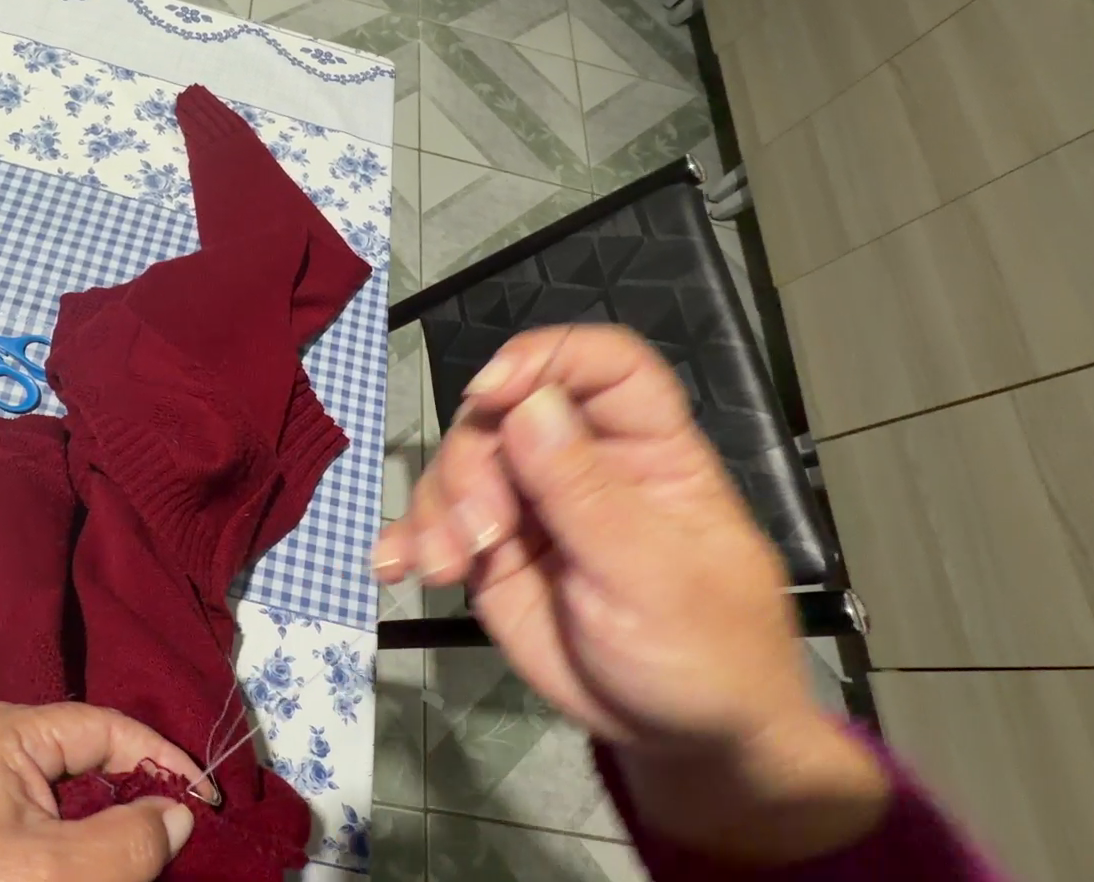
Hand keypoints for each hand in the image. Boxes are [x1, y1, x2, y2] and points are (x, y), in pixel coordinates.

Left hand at [0, 701, 204, 881]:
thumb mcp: (56, 872)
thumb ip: (129, 842)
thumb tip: (180, 814)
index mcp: (15, 730)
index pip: (110, 729)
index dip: (164, 760)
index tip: (210, 802)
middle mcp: (3, 739)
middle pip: (93, 756)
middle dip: (141, 792)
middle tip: (187, 832)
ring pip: (75, 789)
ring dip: (115, 821)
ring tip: (153, 852)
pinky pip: (51, 815)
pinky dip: (85, 838)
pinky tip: (104, 863)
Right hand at [374, 326, 887, 862]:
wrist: (673, 736)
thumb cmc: (701, 653)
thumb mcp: (652, 577)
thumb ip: (586, 493)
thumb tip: (528, 405)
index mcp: (644, 452)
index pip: (605, 368)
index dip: (546, 358)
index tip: (490, 392)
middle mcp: (577, 462)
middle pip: (503, 416)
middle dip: (472, 466)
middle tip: (476, 533)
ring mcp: (526, 503)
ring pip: (457, 464)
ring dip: (436, 510)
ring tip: (443, 568)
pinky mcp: (486, 547)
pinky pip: (433, 523)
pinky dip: (406, 538)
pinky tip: (392, 565)